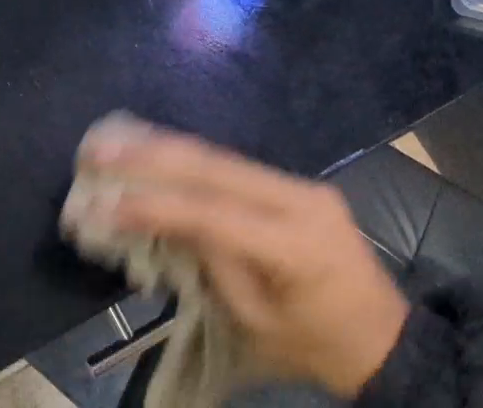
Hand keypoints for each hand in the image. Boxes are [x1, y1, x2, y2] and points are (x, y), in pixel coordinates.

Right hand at [79, 121, 410, 397]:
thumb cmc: (316, 344)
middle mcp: (298, 199)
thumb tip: (161, 221)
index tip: (106, 204)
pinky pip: (229, 164)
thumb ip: (213, 265)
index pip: (213, 215)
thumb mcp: (259, 323)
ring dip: (160, 146)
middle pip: (213, 167)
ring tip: (111, 137)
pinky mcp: (289, 182)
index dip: (155, 206)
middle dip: (148, 156)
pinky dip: (184, 157)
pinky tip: (150, 144)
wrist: (385, 337)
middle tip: (97, 150)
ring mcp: (297, 184)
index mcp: (296, 244)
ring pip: (218, 156)